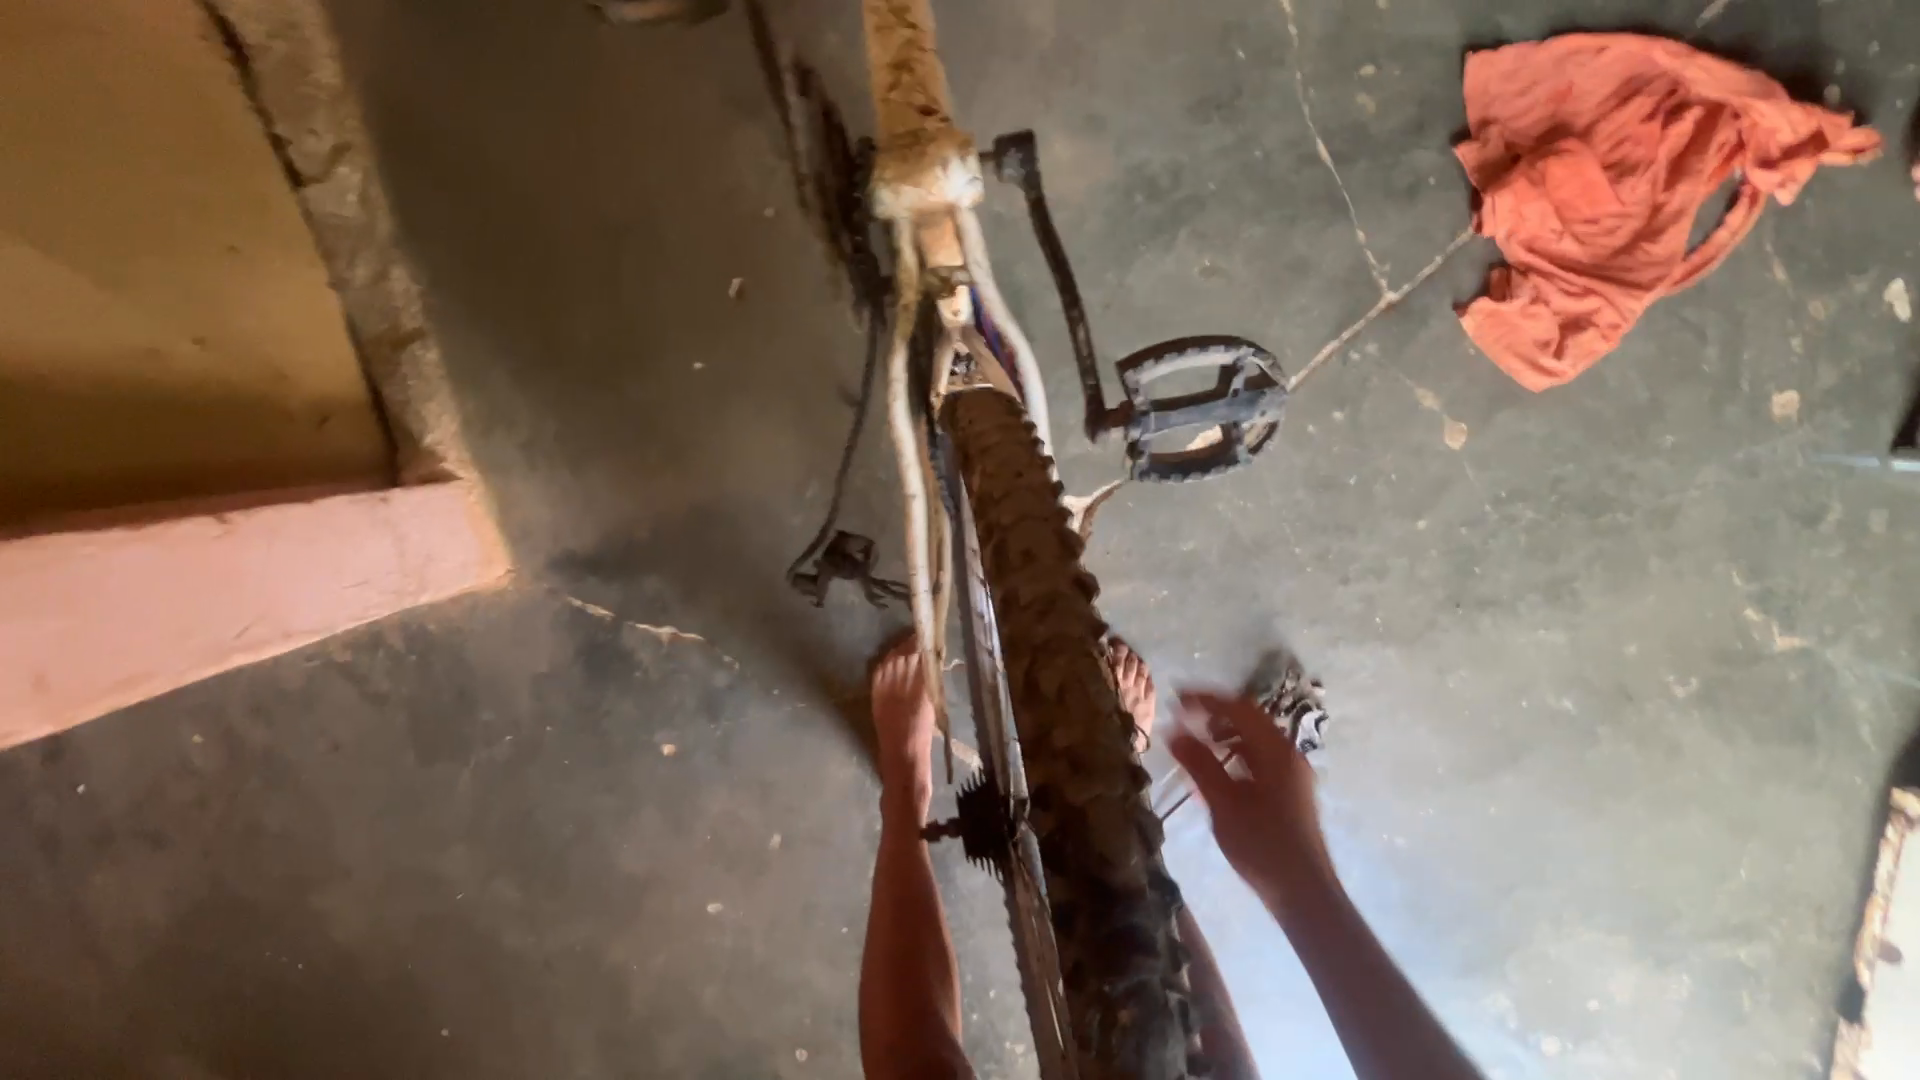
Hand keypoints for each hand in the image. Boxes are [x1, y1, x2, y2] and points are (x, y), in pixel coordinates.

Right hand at [1169, 691, 1339, 922]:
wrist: (1304, 893)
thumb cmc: (1262, 846)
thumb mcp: (1224, 803)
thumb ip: (1199, 764)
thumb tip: (1174, 731)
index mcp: (1276, 752)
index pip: (1239, 708)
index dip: (1206, 700)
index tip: (1176, 699)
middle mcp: (1288, 755)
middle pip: (1249, 720)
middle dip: (1214, 715)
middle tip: (1182, 718)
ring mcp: (1292, 774)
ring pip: (1255, 739)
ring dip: (1224, 734)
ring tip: (1196, 744)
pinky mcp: (1290, 791)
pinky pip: (1259, 758)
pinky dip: (1235, 754)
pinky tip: (1217, 772)